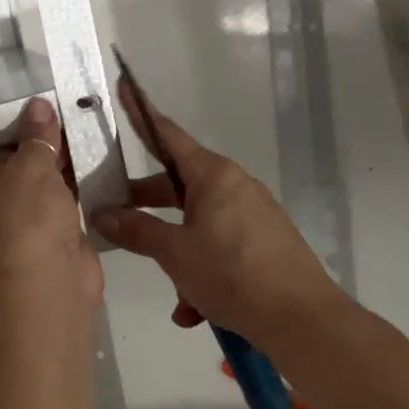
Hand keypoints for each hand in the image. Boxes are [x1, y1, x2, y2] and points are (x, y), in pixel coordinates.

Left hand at [0, 97, 102, 300]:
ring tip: (81, 113)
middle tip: (61, 96)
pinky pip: (59, 188)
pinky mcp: (49, 222)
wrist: (49, 282)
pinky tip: (93, 145)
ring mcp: (19, 208)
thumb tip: (39, 106)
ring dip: (58, 150)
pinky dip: (73, 172)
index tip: (22, 91)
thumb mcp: (30, 167)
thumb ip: (37, 136)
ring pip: (37, 170)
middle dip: (35, 130)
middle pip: (9, 150)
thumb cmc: (25, 217)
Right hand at [92, 79, 348, 347]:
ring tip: (173, 295)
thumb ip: (136, 230)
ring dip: (177, 254)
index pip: (167, 134)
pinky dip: (203, 272)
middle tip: (115, 218)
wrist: (305, 323)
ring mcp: (253, 216)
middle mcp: (235, 186)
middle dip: (147, 208)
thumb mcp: (174, 252)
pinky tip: (194, 310)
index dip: (141, 113)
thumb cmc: (233, 274)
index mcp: (213, 175)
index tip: (124, 86)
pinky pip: (220, 248)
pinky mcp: (265, 244)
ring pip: (197, 224)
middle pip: (177, 186)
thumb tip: (102, 215)